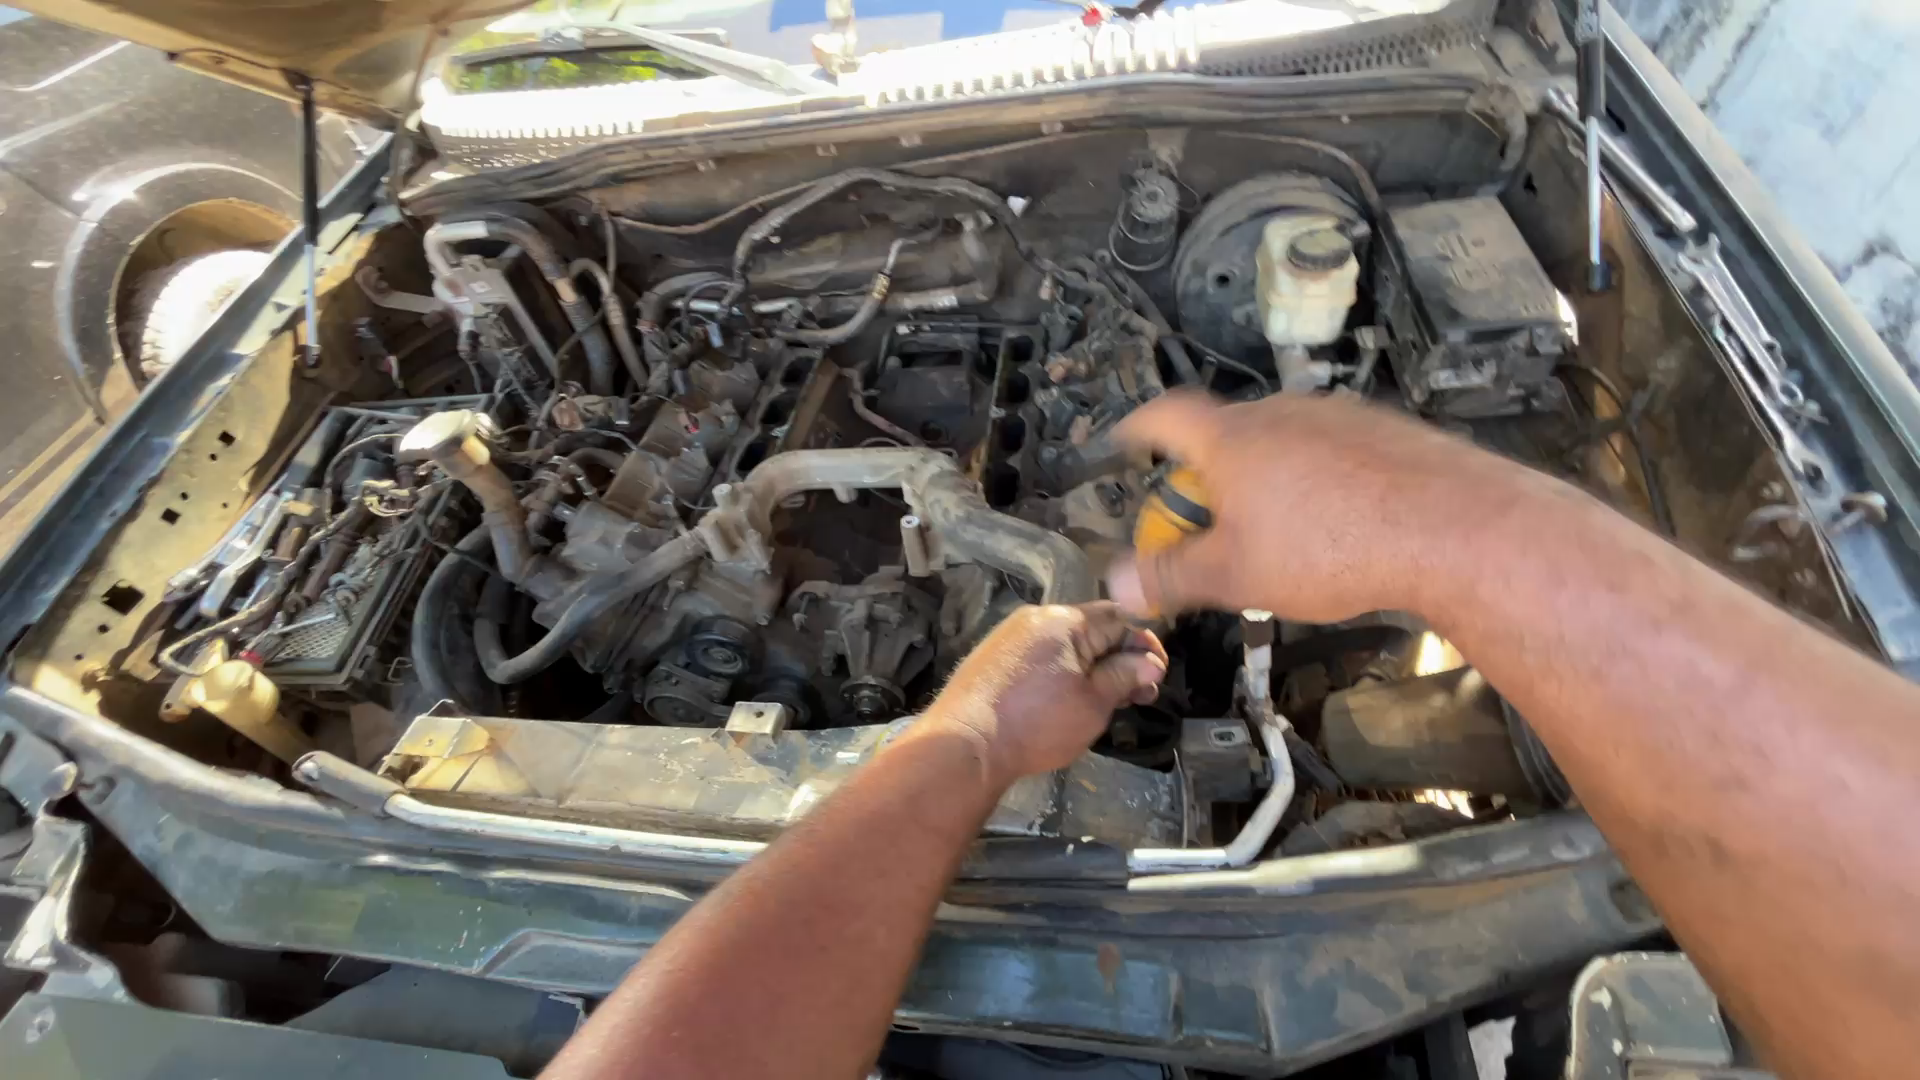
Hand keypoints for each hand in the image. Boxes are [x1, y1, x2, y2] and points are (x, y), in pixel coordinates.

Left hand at [917, 602, 1166, 788]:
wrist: (964, 742)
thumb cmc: (1036, 723)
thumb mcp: (1093, 703)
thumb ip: (1124, 676)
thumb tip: (1151, 663)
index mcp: (1064, 620)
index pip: (1119, 618)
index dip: (1144, 645)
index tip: (1157, 676)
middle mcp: (1036, 617)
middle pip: (1091, 628)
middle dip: (1120, 658)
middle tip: (1138, 694)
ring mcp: (1011, 635)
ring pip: (1066, 644)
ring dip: (1092, 666)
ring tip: (1107, 700)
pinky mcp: (994, 655)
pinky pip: (1041, 655)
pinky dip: (1063, 671)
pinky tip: (1068, 697)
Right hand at [1106, 391, 1568, 622]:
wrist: (1456, 531)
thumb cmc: (1329, 548)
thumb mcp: (1235, 575)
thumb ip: (1171, 576)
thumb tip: (1117, 582)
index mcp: (1232, 440)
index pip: (1167, 415)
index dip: (1139, 425)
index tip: (1128, 436)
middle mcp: (1280, 413)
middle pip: (1223, 433)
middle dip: (1205, 471)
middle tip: (1206, 516)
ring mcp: (1336, 416)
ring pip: (1278, 440)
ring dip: (1261, 475)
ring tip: (1274, 526)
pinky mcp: (1383, 430)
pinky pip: (1327, 448)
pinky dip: (1312, 477)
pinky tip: (1334, 520)